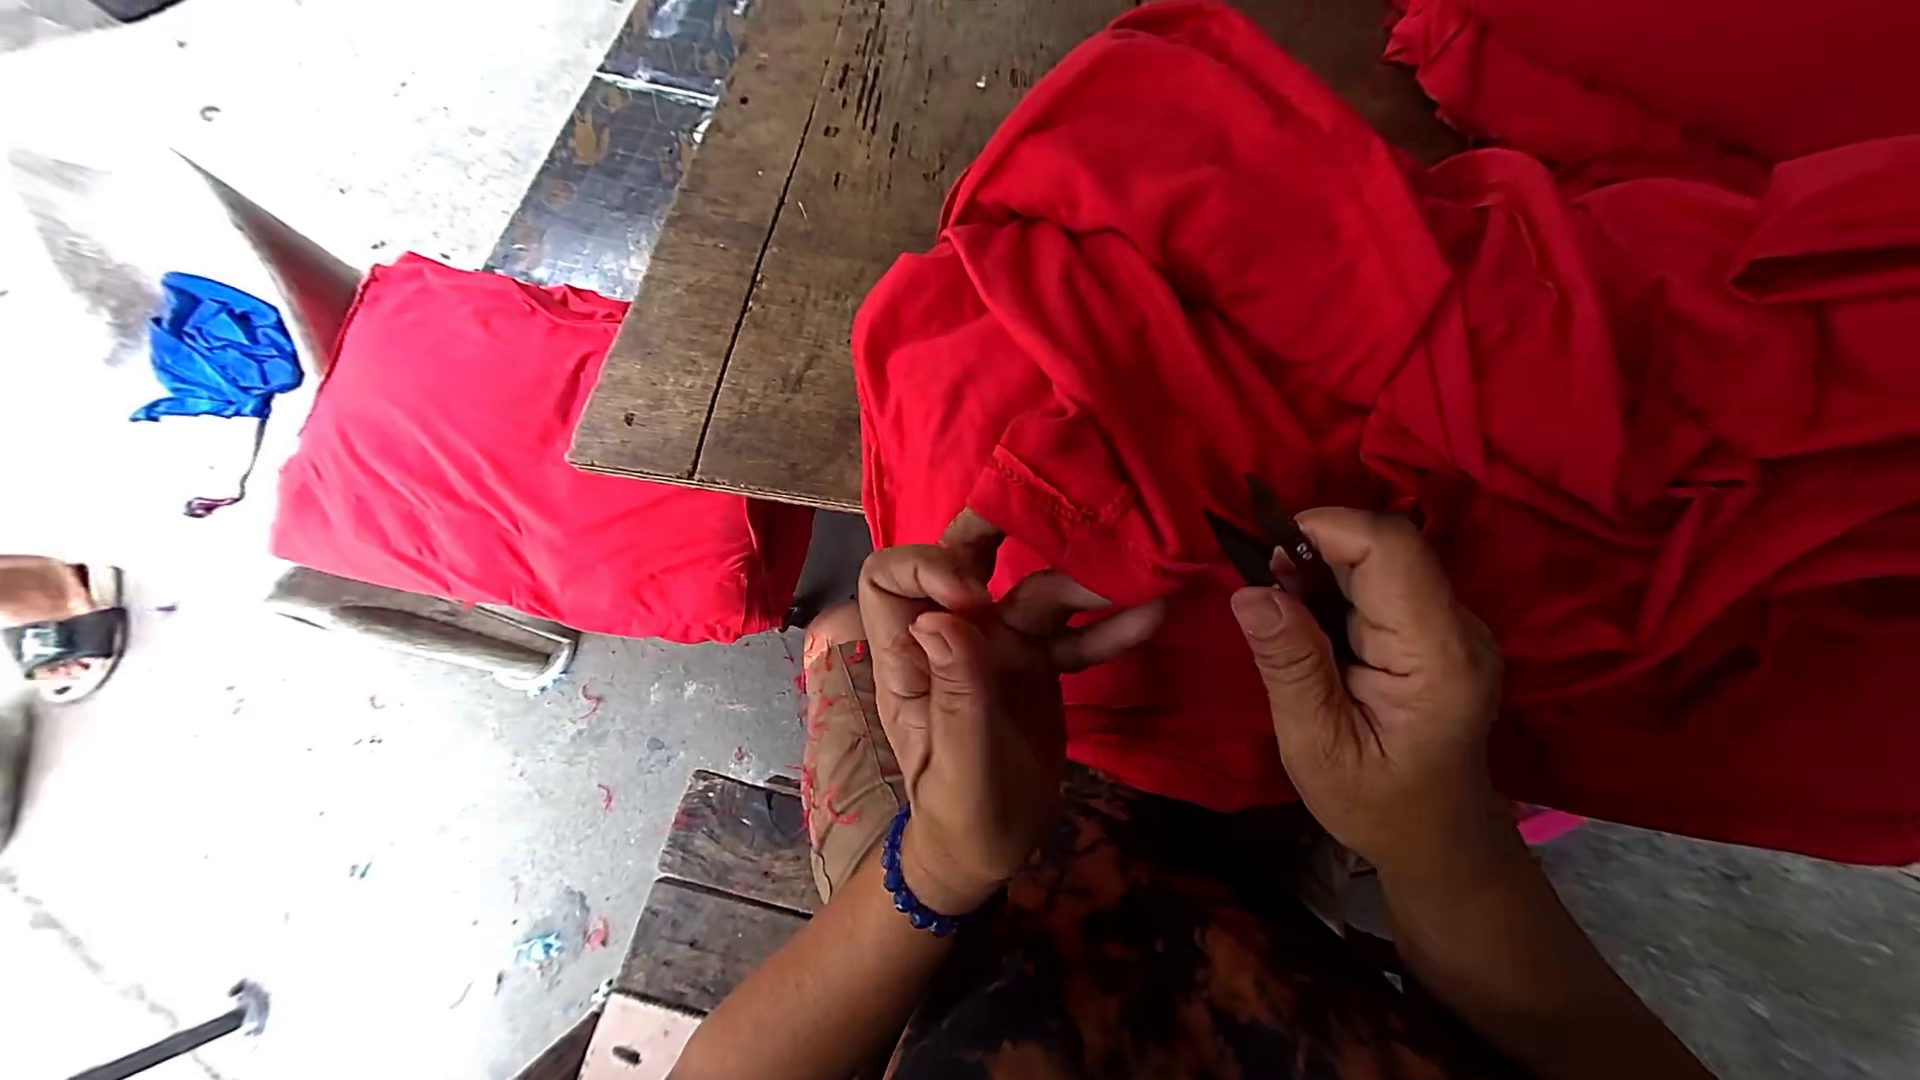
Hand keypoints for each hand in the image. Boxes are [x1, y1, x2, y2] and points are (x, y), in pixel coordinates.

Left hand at [858, 511, 1163, 913]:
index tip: (975, 597)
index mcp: (909, 657)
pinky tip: (1152, 614)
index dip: (925, 569)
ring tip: (1135, 576)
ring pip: (1033, 592)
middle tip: (1049, 515)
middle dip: (996, 532)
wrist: (993, 843)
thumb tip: (942, 618)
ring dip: (1081, 582)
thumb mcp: (957, 767)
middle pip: (959, 560)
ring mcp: (998, 646)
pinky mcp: (1039, 661)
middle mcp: (952, 637)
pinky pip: (1073, 635)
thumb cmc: (959, 813)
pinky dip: (1108, 628)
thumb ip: (954, 695)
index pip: (890, 582)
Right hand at [1229, 508, 1504, 875]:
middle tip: (1261, 593)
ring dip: (1316, 569)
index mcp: (1437, 656)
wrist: (1439, 841)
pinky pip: (1379, 581)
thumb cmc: (1377, 805)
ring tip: (1280, 615)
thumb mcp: (1316, 744)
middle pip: (1386, 546)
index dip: (1325, 528)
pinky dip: (1330, 586)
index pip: (1391, 547)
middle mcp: (1458, 627)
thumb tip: (1248, 592)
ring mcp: (1452, 626)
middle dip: (1311, 551)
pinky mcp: (1435, 630)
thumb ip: (1289, 665)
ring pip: (1380, 558)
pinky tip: (1306, 624)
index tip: (1264, 557)